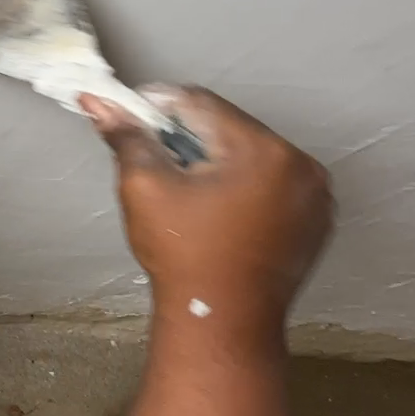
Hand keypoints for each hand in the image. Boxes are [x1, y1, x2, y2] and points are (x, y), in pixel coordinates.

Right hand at [78, 87, 333, 325]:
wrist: (224, 315)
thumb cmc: (181, 248)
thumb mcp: (143, 186)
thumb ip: (126, 137)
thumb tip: (98, 100)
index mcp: (261, 150)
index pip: (200, 102)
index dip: (157, 104)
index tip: (127, 118)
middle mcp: (300, 163)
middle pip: (228, 125)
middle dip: (186, 132)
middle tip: (150, 156)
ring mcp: (316, 192)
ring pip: (250, 151)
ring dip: (212, 155)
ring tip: (180, 183)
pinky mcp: (317, 217)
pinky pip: (271, 178)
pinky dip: (239, 179)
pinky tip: (212, 204)